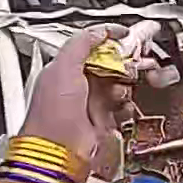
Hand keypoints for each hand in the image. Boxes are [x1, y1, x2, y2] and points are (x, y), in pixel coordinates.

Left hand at [22, 24, 129, 161]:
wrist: (59, 151)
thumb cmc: (52, 112)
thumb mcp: (64, 67)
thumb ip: (81, 44)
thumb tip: (99, 31)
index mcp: (65, 68)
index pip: (91, 47)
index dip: (108, 40)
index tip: (124, 35)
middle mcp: (78, 85)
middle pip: (108, 65)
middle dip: (122, 62)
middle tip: (131, 62)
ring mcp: (90, 104)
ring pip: (118, 85)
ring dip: (124, 84)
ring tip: (122, 88)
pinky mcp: (102, 123)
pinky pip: (122, 108)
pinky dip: (126, 105)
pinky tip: (122, 106)